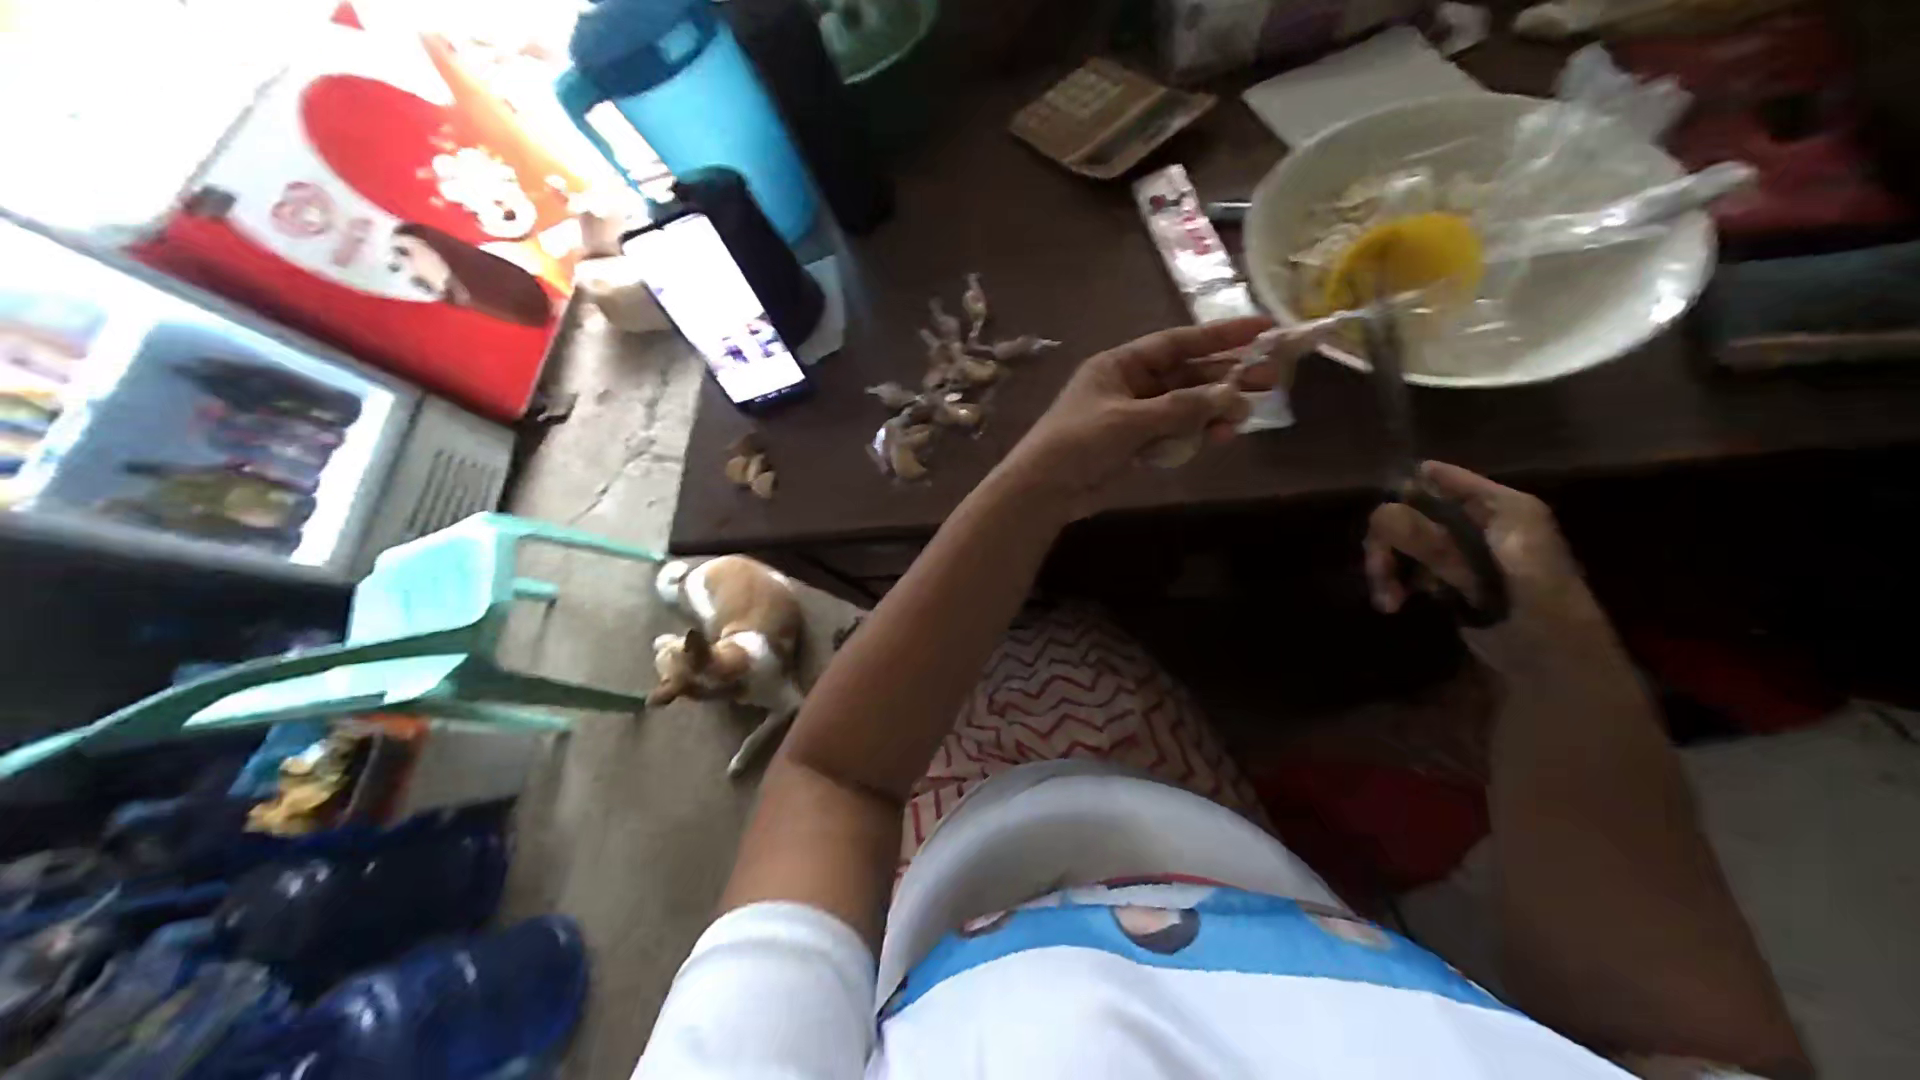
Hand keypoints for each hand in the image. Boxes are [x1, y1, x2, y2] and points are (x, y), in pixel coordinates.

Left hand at [997, 317, 1287, 513]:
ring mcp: (1136, 416)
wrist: (1045, 489)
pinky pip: (1177, 432)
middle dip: (1226, 377)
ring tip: (1246, 415)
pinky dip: (1197, 433)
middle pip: (1187, 374)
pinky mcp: (1139, 445)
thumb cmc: (1078, 442)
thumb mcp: (1129, 419)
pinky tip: (1221, 436)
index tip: (1261, 329)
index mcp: (1121, 364)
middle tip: (1269, 379)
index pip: (1177, 342)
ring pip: (1186, 406)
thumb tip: (1232, 395)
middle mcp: (1131, 385)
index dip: (1220, 335)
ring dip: (1215, 409)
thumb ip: (1181, 407)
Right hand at [1364, 461, 1598, 668]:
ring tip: (1387, 601)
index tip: (1380, 525)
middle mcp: (1481, 522)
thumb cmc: (1537, 618)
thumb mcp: (1486, 576)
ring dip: (1387, 567)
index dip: (1402, 493)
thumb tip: (1381, 515)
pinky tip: (1394, 603)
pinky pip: (1409, 566)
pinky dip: (1395, 582)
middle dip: (1388, 542)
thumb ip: (1437, 545)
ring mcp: (1465, 552)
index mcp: (1502, 509)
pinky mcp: (1452, 580)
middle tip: (1378, 575)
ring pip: (1404, 541)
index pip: (1439, 479)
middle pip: (1411, 512)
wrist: (1562, 675)